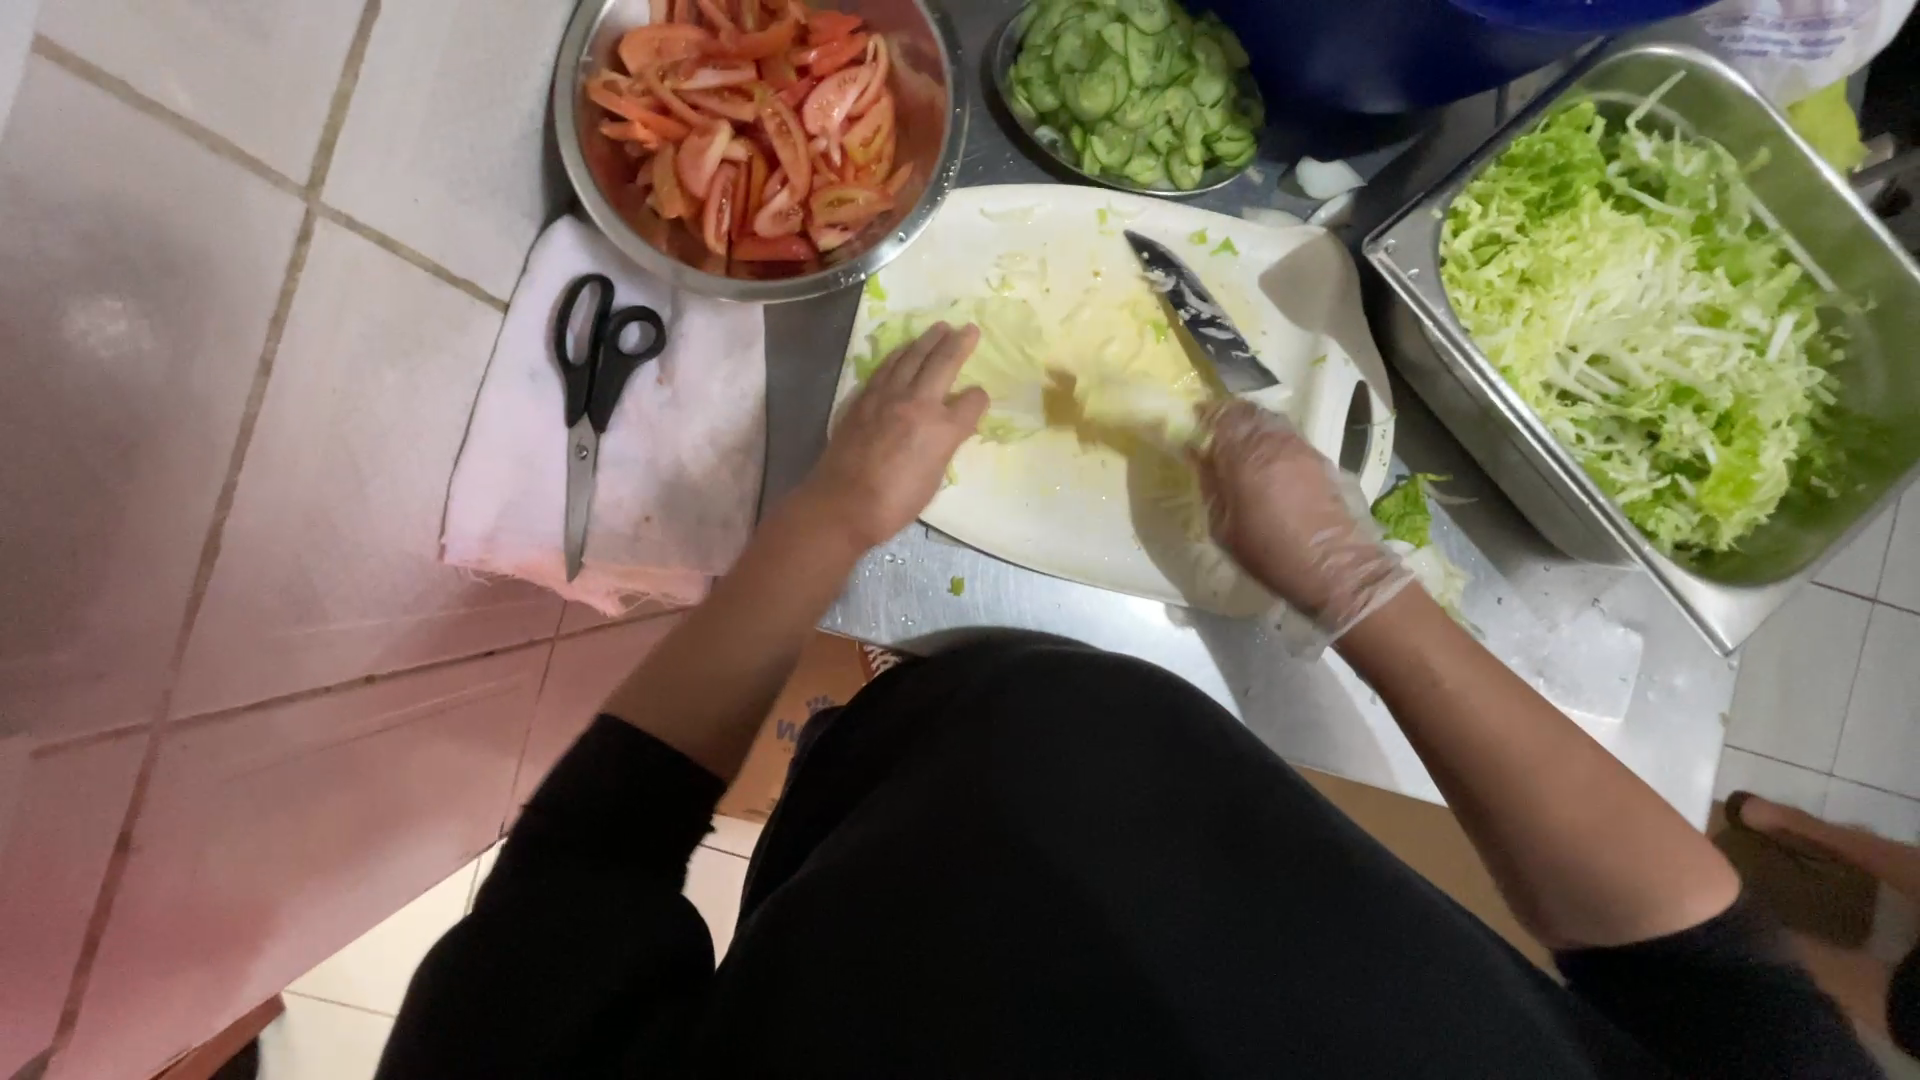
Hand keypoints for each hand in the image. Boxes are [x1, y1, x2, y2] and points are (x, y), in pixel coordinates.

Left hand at [791, 322, 988, 552]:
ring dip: (928, 340)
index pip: (972, 402)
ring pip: (912, 357)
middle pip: (944, 363)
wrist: (844, 504)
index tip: (978, 400)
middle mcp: (919, 404)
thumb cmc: (895, 504)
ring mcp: (888, 398)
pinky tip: (904, 350)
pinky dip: (899, 355)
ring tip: (939, 328)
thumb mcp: (934, 479)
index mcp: (944, 429)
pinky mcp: (864, 399)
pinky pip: (886, 368)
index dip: (978, 400)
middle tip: (968, 328)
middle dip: (959, 344)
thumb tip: (947, 431)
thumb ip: (944, 447)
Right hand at [1193, 401, 1409, 639]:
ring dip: (1250, 424)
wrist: (1332, 565)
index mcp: (1244, 456)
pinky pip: (1287, 434)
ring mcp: (1300, 447)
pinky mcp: (1318, 458)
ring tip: (1237, 442)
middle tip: (1212, 430)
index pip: (1221, 416)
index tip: (1192, 422)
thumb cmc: (1267, 551)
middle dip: (1227, 415)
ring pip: (1270, 419)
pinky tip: (1264, 457)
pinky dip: (1270, 436)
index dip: (1204, 414)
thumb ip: (1209, 484)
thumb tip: (1198, 456)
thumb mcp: (1222, 526)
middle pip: (1247, 411)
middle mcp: (1273, 442)